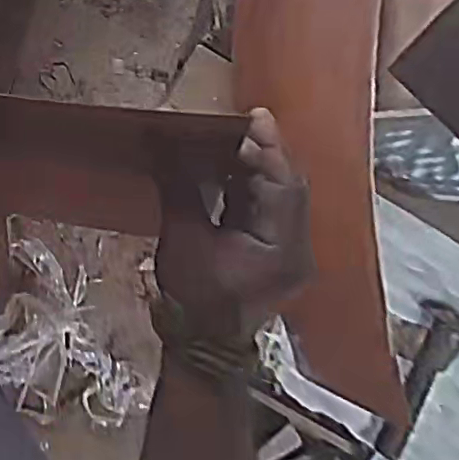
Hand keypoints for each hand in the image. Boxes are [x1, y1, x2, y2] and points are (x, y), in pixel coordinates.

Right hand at [152, 108, 313, 342]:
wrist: (203, 342)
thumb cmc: (195, 293)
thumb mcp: (183, 238)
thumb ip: (180, 190)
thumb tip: (164, 148)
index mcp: (282, 245)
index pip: (283, 187)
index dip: (270, 149)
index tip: (255, 117)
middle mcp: (294, 247)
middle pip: (287, 189)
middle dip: (265, 154)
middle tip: (241, 124)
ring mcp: (284, 252)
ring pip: (277, 199)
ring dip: (255, 169)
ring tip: (230, 141)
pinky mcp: (269, 254)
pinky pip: (264, 211)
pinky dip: (247, 187)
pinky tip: (227, 170)